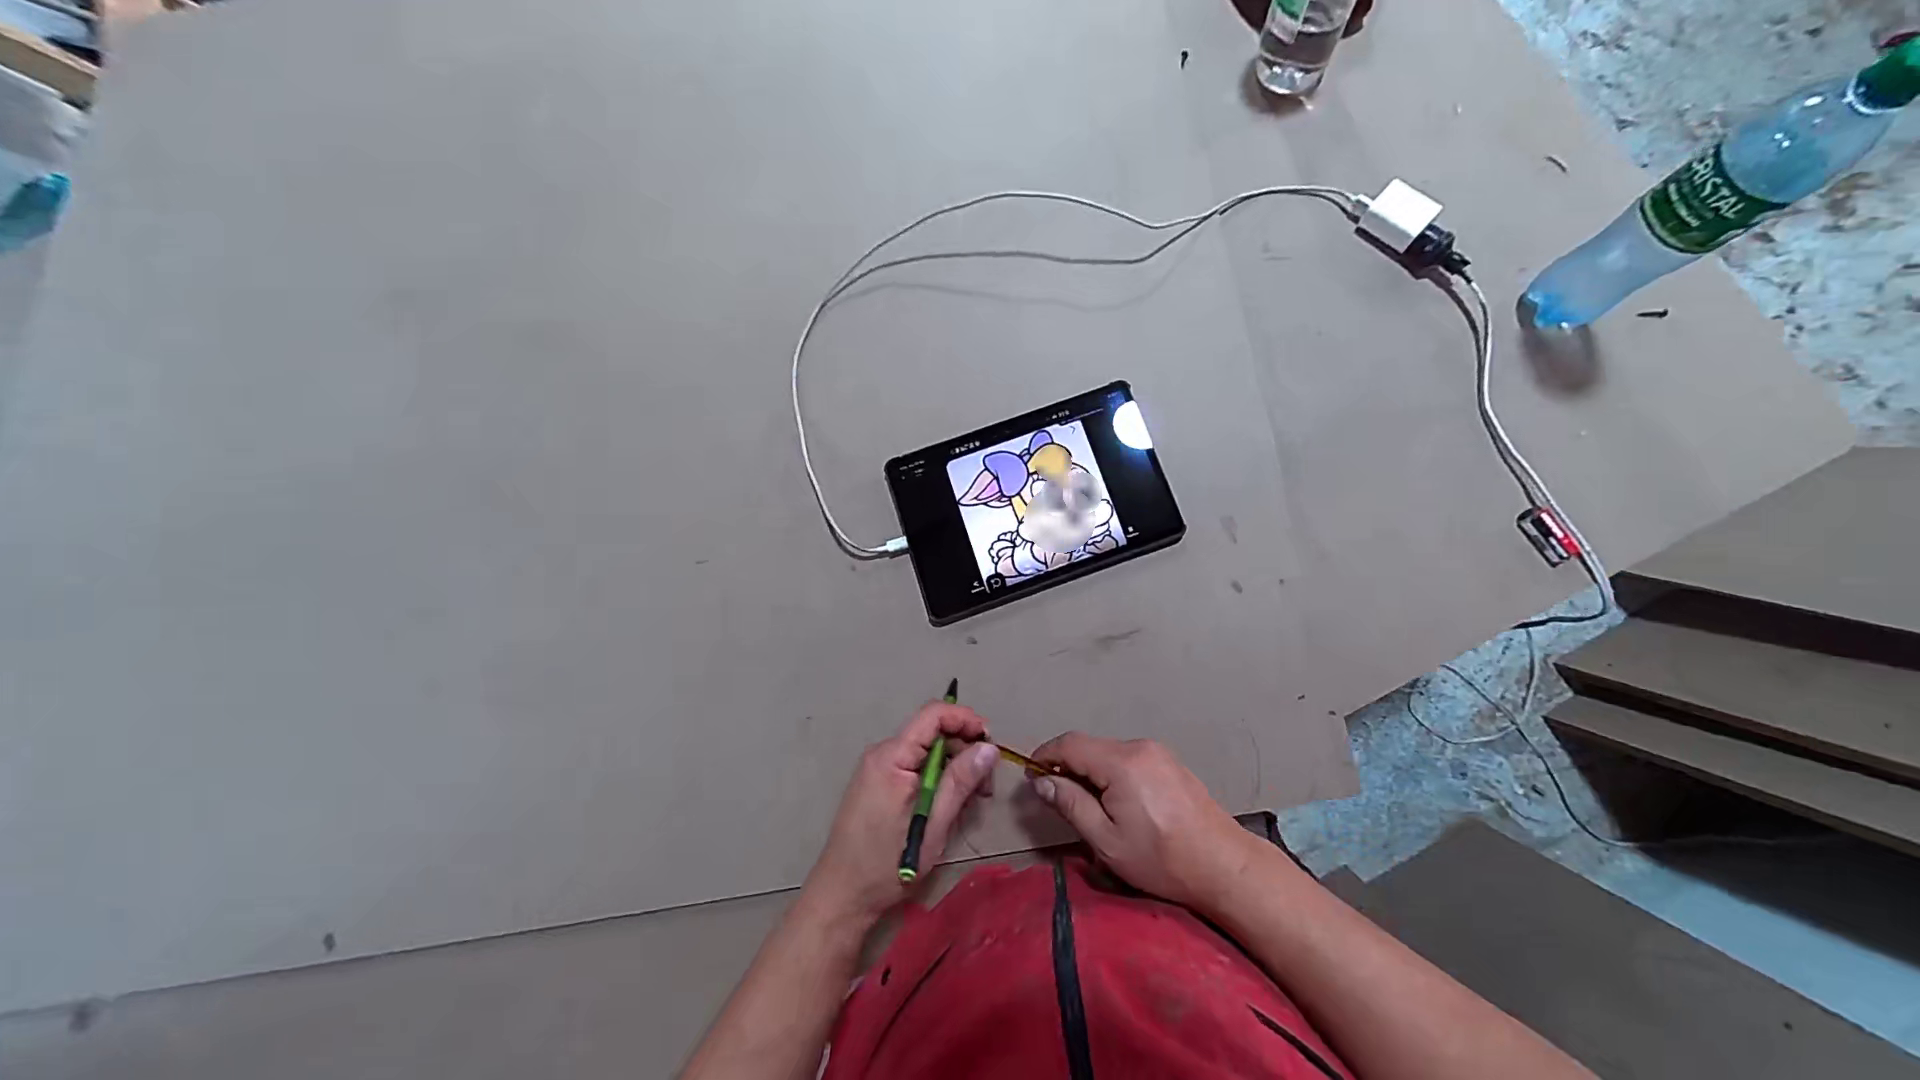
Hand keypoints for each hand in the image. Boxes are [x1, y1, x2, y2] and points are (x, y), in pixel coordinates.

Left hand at [803, 702, 998, 926]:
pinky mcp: (879, 784)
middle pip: (933, 733)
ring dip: (954, 770)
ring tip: (968, 805)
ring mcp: (878, 768)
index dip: (966, 720)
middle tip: (986, 789)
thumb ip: (960, 782)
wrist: (842, 896)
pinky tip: (946, 809)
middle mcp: (882, 753)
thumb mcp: (932, 824)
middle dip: (965, 752)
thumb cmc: (887, 864)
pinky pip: (915, 768)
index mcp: (891, 756)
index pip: (933, 714)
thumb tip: (989, 748)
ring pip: (927, 752)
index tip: (991, 744)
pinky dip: (937, 781)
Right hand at [1030, 732, 1261, 911]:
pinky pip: (1128, 759)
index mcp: (1122, 762)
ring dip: (1089, 770)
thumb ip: (1071, 804)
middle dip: (1067, 766)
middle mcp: (1139, 747)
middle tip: (1055, 797)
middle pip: (1089, 746)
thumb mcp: (1106, 840)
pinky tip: (1116, 802)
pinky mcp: (1170, 763)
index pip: (1069, 744)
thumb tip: (1042, 781)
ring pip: (1108, 752)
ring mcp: (1158, 753)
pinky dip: (1111, 772)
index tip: (1031, 776)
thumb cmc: (1162, 859)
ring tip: (1086, 805)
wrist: (1225, 867)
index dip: (1044, 756)